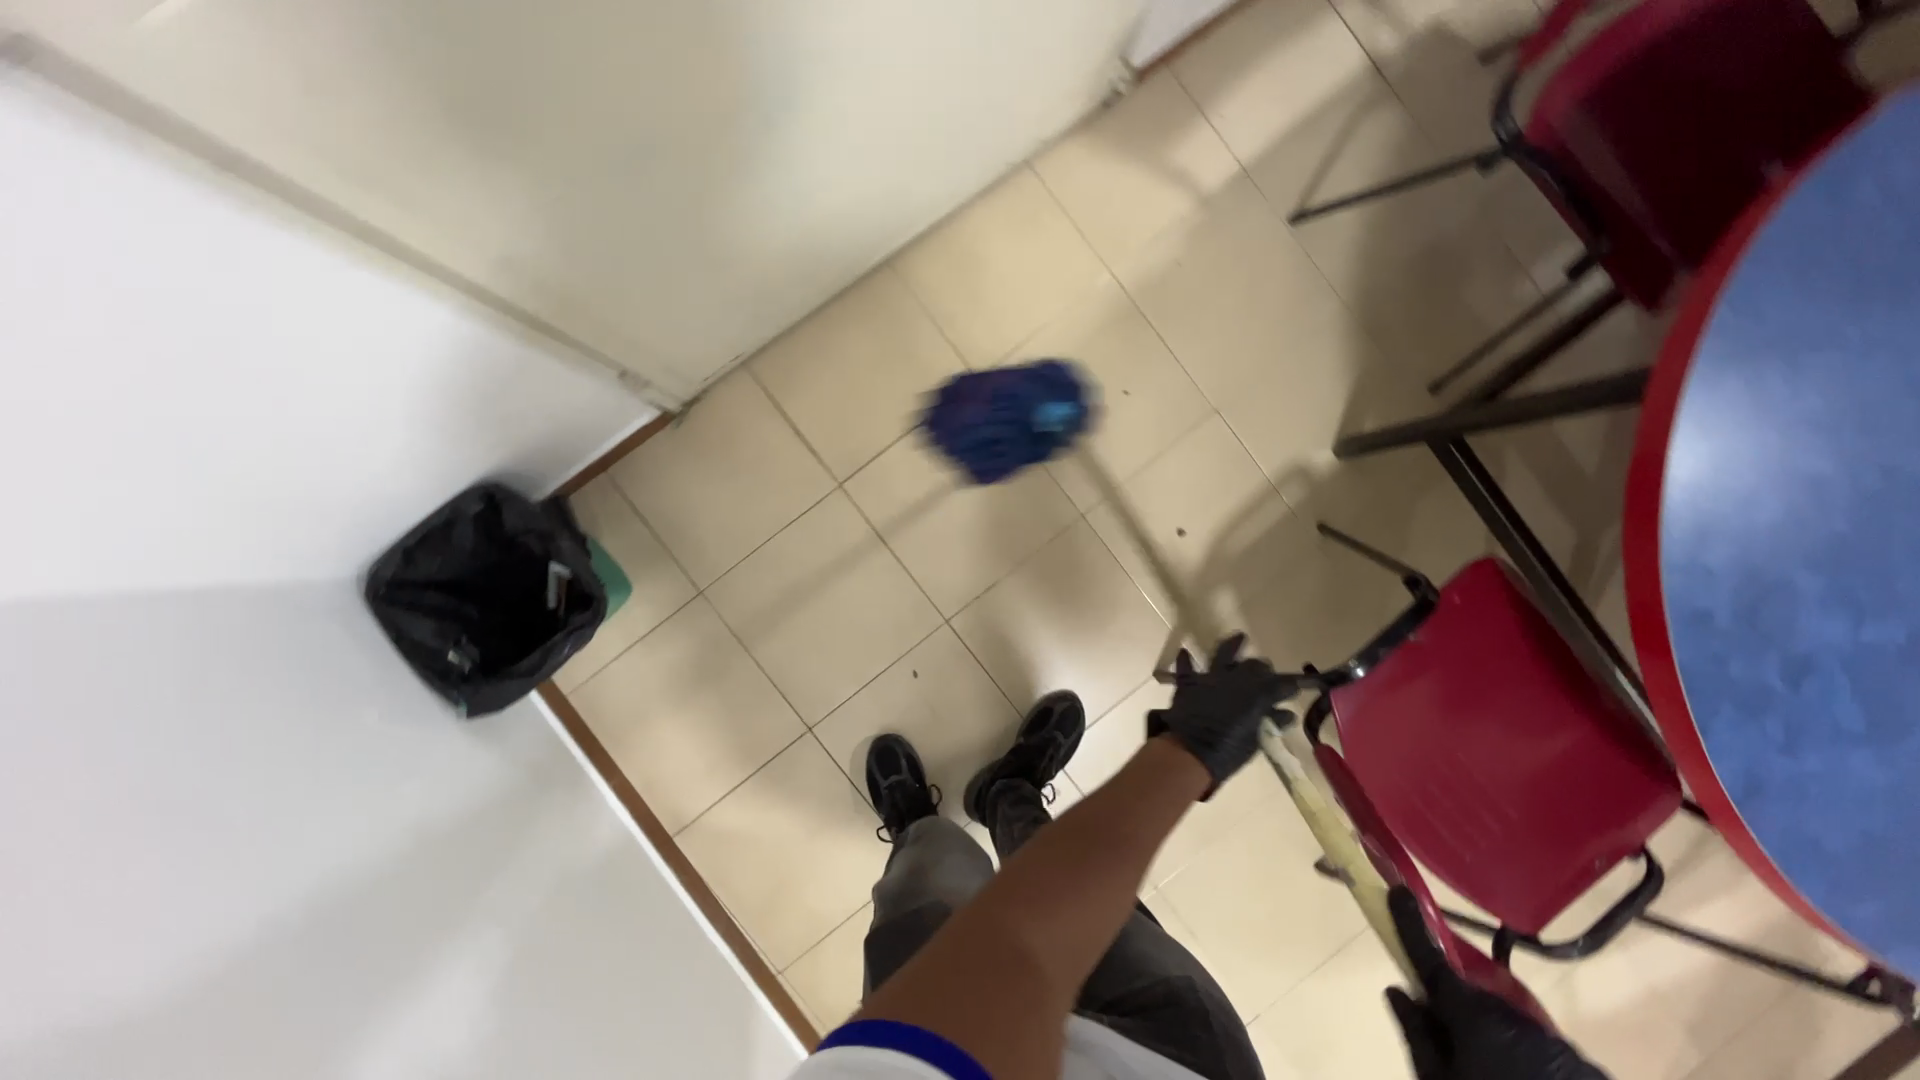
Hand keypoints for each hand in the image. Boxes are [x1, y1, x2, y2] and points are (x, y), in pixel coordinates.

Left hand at [1146, 634, 1294, 795]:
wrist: (1190, 753)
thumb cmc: (1228, 752)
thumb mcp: (1256, 740)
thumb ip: (1271, 723)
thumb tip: (1287, 715)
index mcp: (1257, 693)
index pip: (1282, 684)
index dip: (1294, 684)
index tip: (1303, 685)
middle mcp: (1235, 679)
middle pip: (1254, 665)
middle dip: (1263, 669)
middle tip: (1267, 675)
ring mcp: (1209, 679)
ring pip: (1223, 654)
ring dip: (1232, 646)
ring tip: (1240, 637)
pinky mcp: (1188, 684)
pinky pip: (1186, 668)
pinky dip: (1186, 661)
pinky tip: (1185, 652)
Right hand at [1385, 888, 1607, 1079]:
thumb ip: (1417, 1035)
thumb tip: (1398, 991)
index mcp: (1472, 1019)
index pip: (1432, 962)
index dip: (1412, 926)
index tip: (1399, 892)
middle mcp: (1513, 1018)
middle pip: (1471, 998)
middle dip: (1452, 1007)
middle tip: (1440, 1036)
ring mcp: (1554, 1041)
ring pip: (1505, 1023)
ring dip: (1489, 1035)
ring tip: (1484, 1073)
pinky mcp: (1585, 1066)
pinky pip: (1538, 1048)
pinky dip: (1521, 1057)